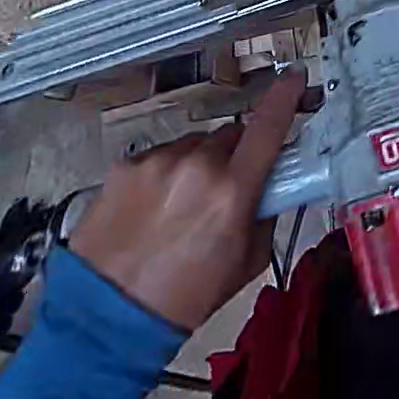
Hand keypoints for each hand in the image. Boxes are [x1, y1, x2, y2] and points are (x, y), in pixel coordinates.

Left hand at [70, 70, 301, 329]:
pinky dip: (165, 173)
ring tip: (181, 204)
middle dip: (236, 153)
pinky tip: (152, 207)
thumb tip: (274, 184)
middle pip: (232, 134)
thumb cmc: (186, 297)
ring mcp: (157, 161)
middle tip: (227, 187)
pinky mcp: (125, 166)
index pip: (268, 126)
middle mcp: (196, 165)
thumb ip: (266, 212)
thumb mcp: (246, 261)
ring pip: (195, 145)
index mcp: (232, 190)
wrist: (103, 321)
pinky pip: (161, 156)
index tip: (295, 77)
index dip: (286, 96)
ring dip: (199, 163)